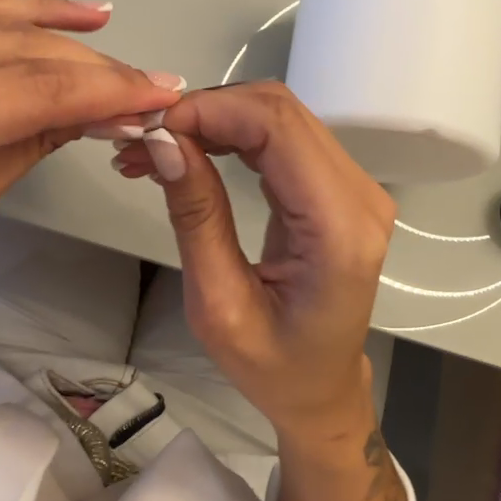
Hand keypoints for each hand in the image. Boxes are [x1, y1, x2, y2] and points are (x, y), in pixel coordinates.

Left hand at [0, 0, 182, 369]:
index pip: (25, 91)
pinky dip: (20, 12)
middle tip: (150, 88)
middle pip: (15, 48)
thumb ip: (26, 145)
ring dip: (64, 37)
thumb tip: (100, 112)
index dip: (103, 90)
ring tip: (122, 54)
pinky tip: (72, 15)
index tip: (163, 94)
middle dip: (92, 68)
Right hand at [112, 82, 404, 500]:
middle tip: (142, 142)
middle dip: (206, 111)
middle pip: (281, 111)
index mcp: (338, 229)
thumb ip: (197, 217)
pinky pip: (284, 140)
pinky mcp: (339, 190)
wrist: (320, 390)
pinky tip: (191, 152)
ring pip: (280, 117)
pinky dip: (232, 135)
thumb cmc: (272, 367)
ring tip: (154, 151)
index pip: (277, 129)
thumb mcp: (218, 305)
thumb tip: (163, 144)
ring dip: (214, 121)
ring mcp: (355, 189)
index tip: (148, 130)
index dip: (210, 111)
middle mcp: (359, 196)